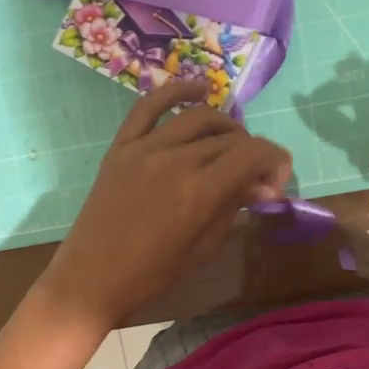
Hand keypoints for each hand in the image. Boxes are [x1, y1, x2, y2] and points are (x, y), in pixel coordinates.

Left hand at [39, 81, 290, 328]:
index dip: (276, 160)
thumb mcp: (203, 249)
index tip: (278, 180)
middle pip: (229, 138)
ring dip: (225, 126)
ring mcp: (145, 148)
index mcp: (200, 191)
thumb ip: (233, 208)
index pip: (253, 154)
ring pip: (198, 117)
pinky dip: (176, 91)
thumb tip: (266, 186)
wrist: (91, 279)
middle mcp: (175, 159)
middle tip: (255, 177)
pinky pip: (149, 106)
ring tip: (232, 144)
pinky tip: (198, 89)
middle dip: (253, 153)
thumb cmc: (151, 276)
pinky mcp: (121, 147)